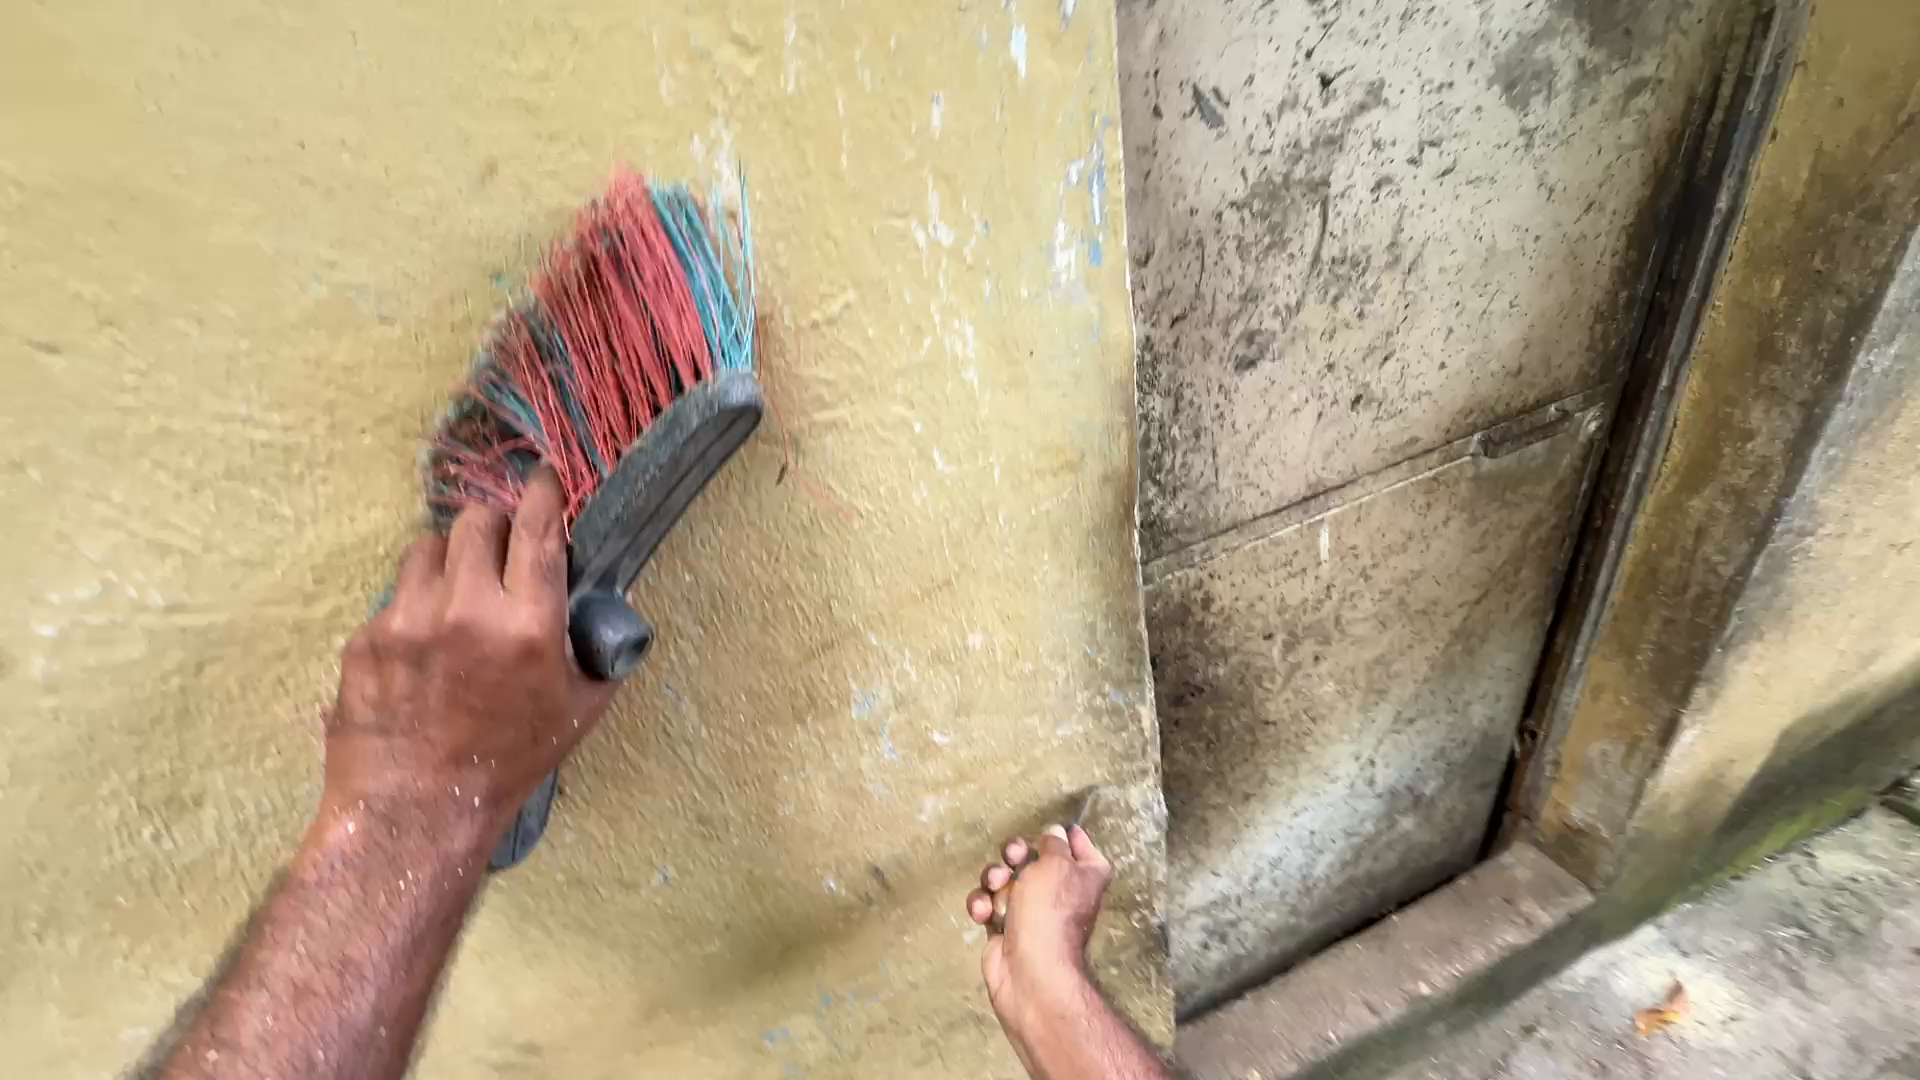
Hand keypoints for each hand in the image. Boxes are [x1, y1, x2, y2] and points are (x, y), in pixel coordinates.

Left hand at [323, 466, 617, 838]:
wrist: (417, 805)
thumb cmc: (516, 755)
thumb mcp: (584, 703)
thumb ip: (600, 644)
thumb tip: (605, 598)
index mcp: (531, 625)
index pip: (539, 532)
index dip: (545, 494)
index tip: (545, 478)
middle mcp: (469, 611)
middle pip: (477, 522)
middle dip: (498, 527)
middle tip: (506, 552)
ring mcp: (409, 621)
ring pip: (430, 545)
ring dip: (455, 556)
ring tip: (463, 590)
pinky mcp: (367, 637)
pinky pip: (399, 591)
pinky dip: (421, 598)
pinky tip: (429, 639)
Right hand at [967, 824, 1113, 1035]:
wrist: (1029, 972)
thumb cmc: (1050, 912)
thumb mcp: (1056, 864)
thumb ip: (1054, 843)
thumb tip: (1055, 833)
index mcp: (1084, 876)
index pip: (1079, 844)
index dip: (1063, 835)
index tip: (1048, 830)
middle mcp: (1059, 891)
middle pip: (1032, 856)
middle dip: (1015, 853)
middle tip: (1013, 857)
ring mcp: (1029, 910)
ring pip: (1004, 877)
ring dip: (994, 877)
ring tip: (995, 886)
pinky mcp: (1003, 927)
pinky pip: (988, 903)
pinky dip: (983, 905)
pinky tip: (985, 914)